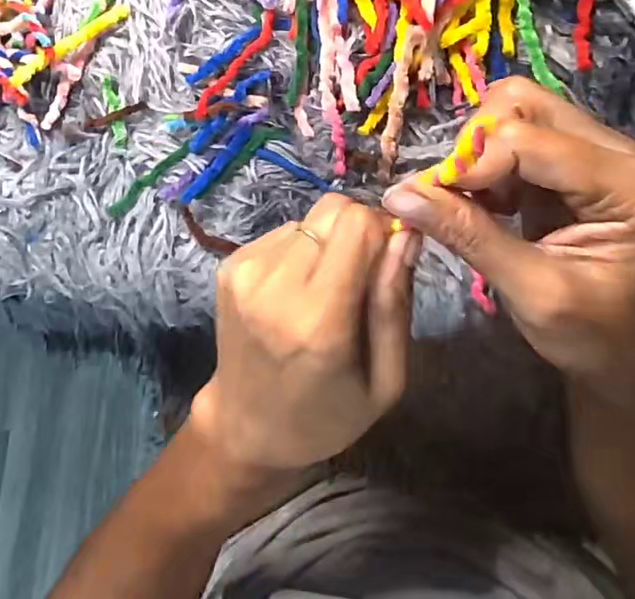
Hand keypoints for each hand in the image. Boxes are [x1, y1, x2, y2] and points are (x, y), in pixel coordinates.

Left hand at [188, 193, 419, 478]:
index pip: (357, 223)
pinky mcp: (229, 263)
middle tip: (360, 274)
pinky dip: (300, 249)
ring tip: (324, 288)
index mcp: (319, 320)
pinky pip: (284, 231)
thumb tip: (406, 234)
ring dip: (327, 242)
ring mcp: (245, 270)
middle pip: (333, 209)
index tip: (387, 261)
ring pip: (309, 217)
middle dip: (357, 230)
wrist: (245, 425)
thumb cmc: (327, 414)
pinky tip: (297, 289)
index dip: (381, 231)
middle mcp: (275, 285)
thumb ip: (396, 304)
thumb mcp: (384, 380)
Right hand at [381, 77, 634, 383]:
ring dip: (482, 149)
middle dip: (477, 144)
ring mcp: (604, 153)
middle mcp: (625, 155)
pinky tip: (490, 200)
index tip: (433, 200)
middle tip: (456, 193)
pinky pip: (522, 133)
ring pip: (520, 110)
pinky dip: (491, 160)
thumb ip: (467, 234)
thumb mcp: (530, 292)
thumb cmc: (596, 339)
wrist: (634, 364)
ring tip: (475, 198)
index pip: (530, 140)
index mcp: (634, 187)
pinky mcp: (581, 161)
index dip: (472, 162)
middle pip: (527, 104)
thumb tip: (396, 194)